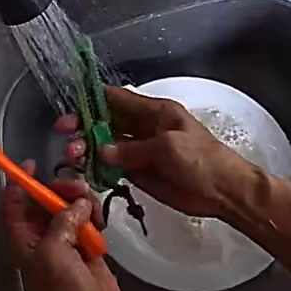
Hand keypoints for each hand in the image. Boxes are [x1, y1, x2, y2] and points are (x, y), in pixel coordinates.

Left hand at [1, 165, 126, 290]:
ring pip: (69, 206)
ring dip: (81, 201)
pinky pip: (88, 219)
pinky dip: (94, 215)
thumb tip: (77, 203)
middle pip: (44, 200)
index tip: (31, 164)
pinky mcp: (86, 244)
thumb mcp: (55, 253)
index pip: (13, 205)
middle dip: (60, 189)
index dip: (18, 184)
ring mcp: (65, 240)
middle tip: (77, 188)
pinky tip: (100, 222)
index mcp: (23, 240)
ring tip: (92, 209)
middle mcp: (40, 237)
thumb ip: (61, 222)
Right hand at [61, 86, 263, 219]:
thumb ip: (133, 149)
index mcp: (154, 112)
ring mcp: (140, 150)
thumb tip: (102, 152)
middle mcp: (144, 128)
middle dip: (84, 127)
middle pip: (106, 122)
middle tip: (67, 136)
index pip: (117, 99)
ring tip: (74, 157)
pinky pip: (112, 166)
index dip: (93, 100)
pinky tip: (84, 171)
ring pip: (105, 145)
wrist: (224, 192)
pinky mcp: (138, 172)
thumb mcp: (168, 148)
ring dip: (88, 149)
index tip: (72, 108)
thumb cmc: (202, 161)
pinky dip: (97, 168)